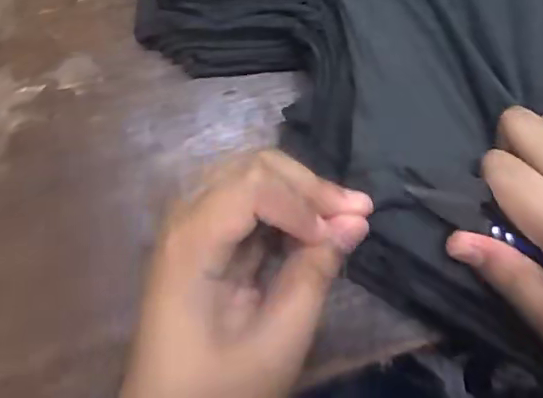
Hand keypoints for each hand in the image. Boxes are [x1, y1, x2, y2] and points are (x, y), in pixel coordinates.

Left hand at [120, 150, 373, 397]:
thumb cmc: (218, 389)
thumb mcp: (274, 344)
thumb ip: (314, 276)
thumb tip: (357, 221)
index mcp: (191, 240)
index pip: (252, 187)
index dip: (299, 202)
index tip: (335, 234)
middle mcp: (185, 213)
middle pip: (254, 167)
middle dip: (307, 186)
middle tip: (355, 210)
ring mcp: (192, 218)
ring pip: (253, 172)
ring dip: (300, 189)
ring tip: (340, 214)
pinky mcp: (204, 230)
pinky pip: (248, 195)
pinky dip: (286, 204)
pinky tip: (314, 225)